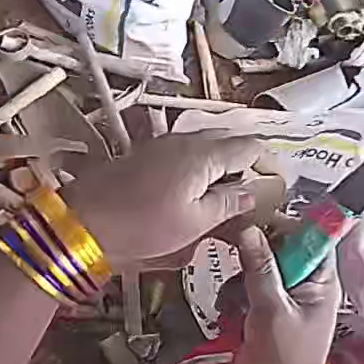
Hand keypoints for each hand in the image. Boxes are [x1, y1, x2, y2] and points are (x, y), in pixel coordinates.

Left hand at [60, 132, 267, 265]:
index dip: (269, 160)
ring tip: (232, 184)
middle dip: (248, 156)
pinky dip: (202, 158)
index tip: (278, 180)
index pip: (250, 145)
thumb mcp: (194, 223)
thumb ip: (227, 204)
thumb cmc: (144, 225)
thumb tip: (251, 192)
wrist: (85, 219)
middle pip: (229, 138)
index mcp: (205, 155)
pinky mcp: (148, 149)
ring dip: (224, 156)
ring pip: (206, 140)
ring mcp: (165, 141)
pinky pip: (186, 145)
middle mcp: (188, 139)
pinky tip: (199, 179)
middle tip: (258, 184)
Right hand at [233, 225, 339, 363]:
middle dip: (257, 252)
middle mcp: (305, 281)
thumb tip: (248, 229)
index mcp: (321, 280)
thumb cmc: (284, 358)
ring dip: (242, 275)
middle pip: (282, 246)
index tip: (260, 222)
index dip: (289, 225)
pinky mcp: (265, 304)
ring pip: (261, 262)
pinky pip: (249, 282)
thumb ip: (260, 268)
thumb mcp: (272, 310)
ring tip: (233, 296)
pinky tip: (229, 308)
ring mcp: (284, 293)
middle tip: (238, 256)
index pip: (312, 236)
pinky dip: (236, 291)